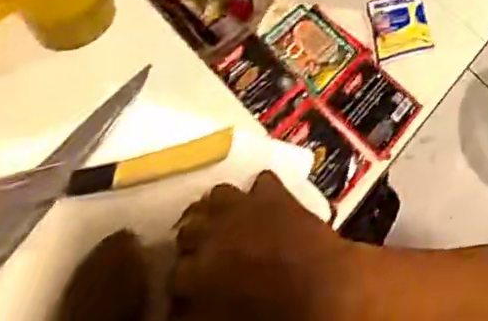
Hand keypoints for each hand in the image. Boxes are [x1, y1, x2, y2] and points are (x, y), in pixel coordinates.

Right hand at [170, 171, 349, 319]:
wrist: (315, 283)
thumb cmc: (264, 310)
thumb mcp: (216, 317)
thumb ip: (194, 310)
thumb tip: (183, 309)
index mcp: (194, 271)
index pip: (173, 271)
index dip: (183, 277)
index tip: (191, 283)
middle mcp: (213, 233)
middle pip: (189, 226)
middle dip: (195, 236)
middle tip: (208, 247)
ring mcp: (244, 206)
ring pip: (218, 194)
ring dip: (221, 206)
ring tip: (229, 219)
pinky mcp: (275, 192)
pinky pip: (262, 180)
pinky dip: (262, 189)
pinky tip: (265, 200)